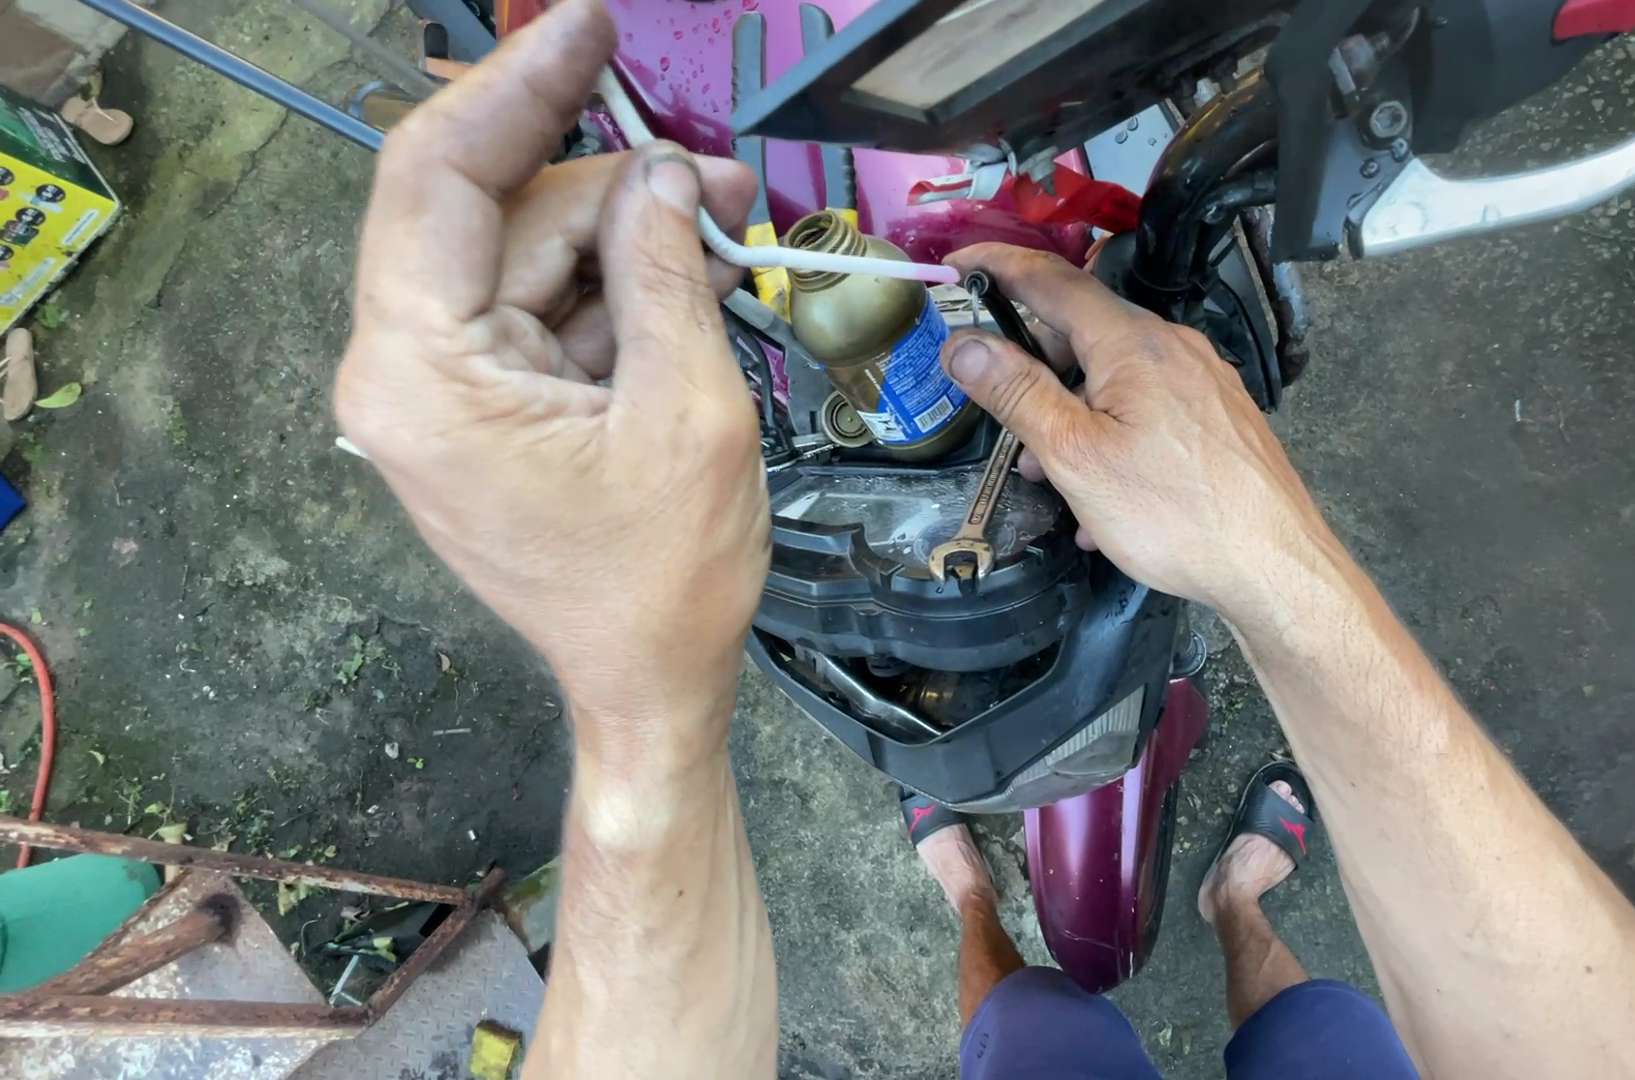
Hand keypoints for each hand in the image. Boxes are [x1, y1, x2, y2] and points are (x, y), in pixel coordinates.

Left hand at [334, 0, 767, 760]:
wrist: (655, 680)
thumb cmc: (675, 571)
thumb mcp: (692, 412)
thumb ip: (670, 278)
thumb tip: (667, 177)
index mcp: (424, 374)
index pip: (443, 180)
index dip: (519, 88)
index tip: (590, 29)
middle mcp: (409, 376)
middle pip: (505, 228)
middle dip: (616, 189)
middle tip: (723, 179)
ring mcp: (452, 402)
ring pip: (537, 276)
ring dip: (632, 248)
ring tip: (728, 234)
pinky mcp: (497, 423)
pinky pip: (555, 329)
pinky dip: (624, 302)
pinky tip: (694, 287)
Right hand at [938, 244, 1333, 622]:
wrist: (1272, 567)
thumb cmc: (1171, 513)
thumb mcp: (1076, 455)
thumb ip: (1018, 394)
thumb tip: (962, 345)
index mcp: (1132, 343)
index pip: (1053, 280)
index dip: (999, 265)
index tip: (957, 264)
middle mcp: (1173, 347)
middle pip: (1083, 334)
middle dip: (1035, 370)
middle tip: (1005, 417)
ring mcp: (1201, 382)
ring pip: (1114, 380)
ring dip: (1071, 415)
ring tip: (1050, 476)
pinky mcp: (1217, 417)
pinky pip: (1147, 411)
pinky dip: (1110, 437)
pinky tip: (1102, 497)